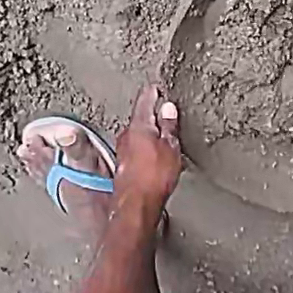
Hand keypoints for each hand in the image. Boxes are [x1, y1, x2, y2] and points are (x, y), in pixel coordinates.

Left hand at [114, 83, 182, 206]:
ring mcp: (123, 151)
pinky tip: (153, 154)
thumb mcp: (170, 147)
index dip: (152, 92)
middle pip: (140, 118)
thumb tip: (167, 108)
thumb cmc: (154, 177)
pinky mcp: (123, 166)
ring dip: (148, 132)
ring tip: (162, 134)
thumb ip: (168, 126)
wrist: (137, 206)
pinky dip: (145, 147)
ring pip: (137, 134)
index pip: (144, 101)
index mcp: (138, 126)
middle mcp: (126, 136)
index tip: (156, 87)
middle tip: (163, 109)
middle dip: (151, 114)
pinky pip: (136, 149)